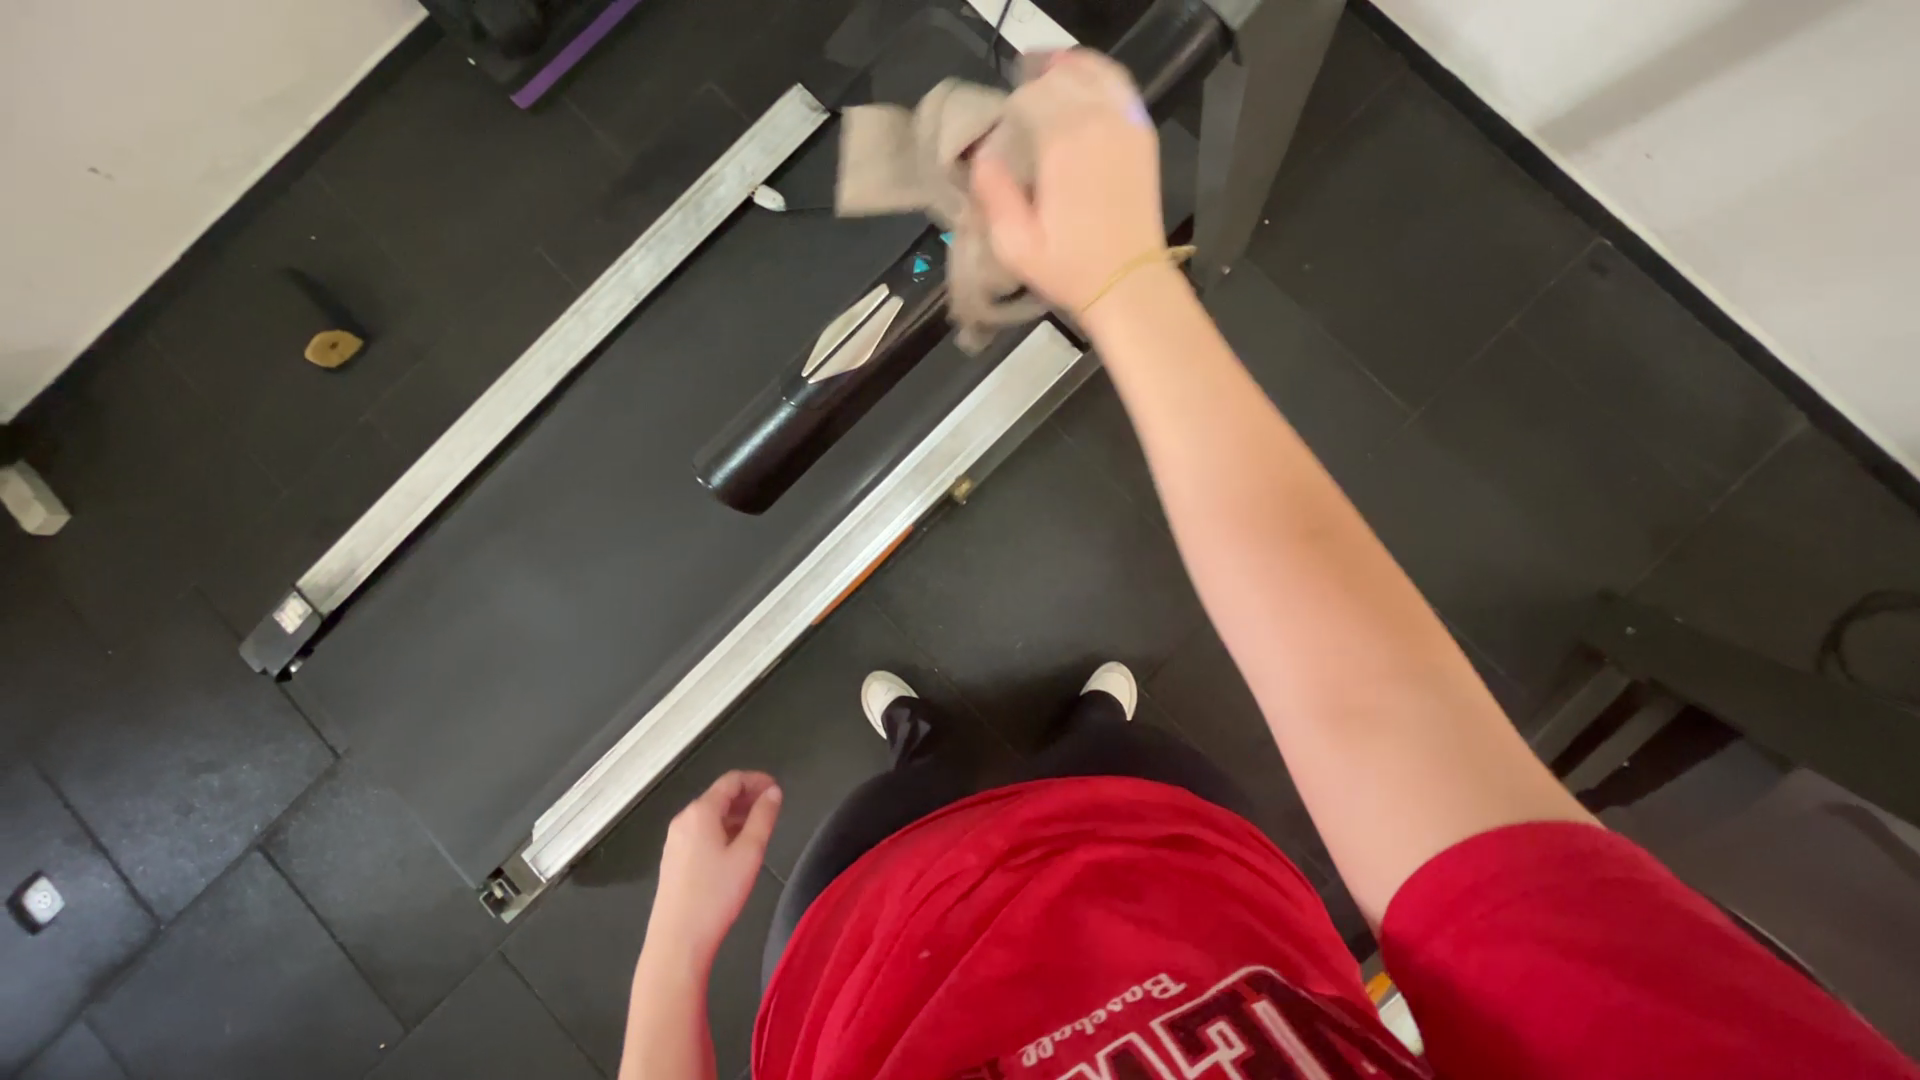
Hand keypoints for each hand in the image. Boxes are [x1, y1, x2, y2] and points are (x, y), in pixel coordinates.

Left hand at [645, 770, 781, 965]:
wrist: (677, 941)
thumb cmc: (717, 894)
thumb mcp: (749, 853)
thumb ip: (763, 817)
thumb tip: (773, 792)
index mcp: (700, 812)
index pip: (731, 781)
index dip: (757, 780)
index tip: (778, 790)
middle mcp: (683, 820)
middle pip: (719, 796)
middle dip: (747, 796)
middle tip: (773, 807)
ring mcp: (675, 841)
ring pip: (710, 815)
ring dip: (736, 814)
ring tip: (759, 827)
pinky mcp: (673, 860)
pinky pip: (701, 832)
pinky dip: (722, 829)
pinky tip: (736, 848)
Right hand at [971, 50, 1171, 314]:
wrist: (1128, 282)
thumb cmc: (1070, 268)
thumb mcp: (1015, 244)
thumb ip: (993, 192)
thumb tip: (982, 156)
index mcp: (1062, 143)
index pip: (1027, 97)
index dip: (1009, 110)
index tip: (1001, 136)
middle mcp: (1097, 120)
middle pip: (1058, 78)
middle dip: (1034, 87)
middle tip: (1018, 112)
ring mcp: (1125, 123)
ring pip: (1090, 71)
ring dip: (1064, 72)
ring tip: (1044, 81)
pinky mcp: (1141, 134)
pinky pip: (1118, 86)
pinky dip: (1096, 78)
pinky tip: (1080, 88)